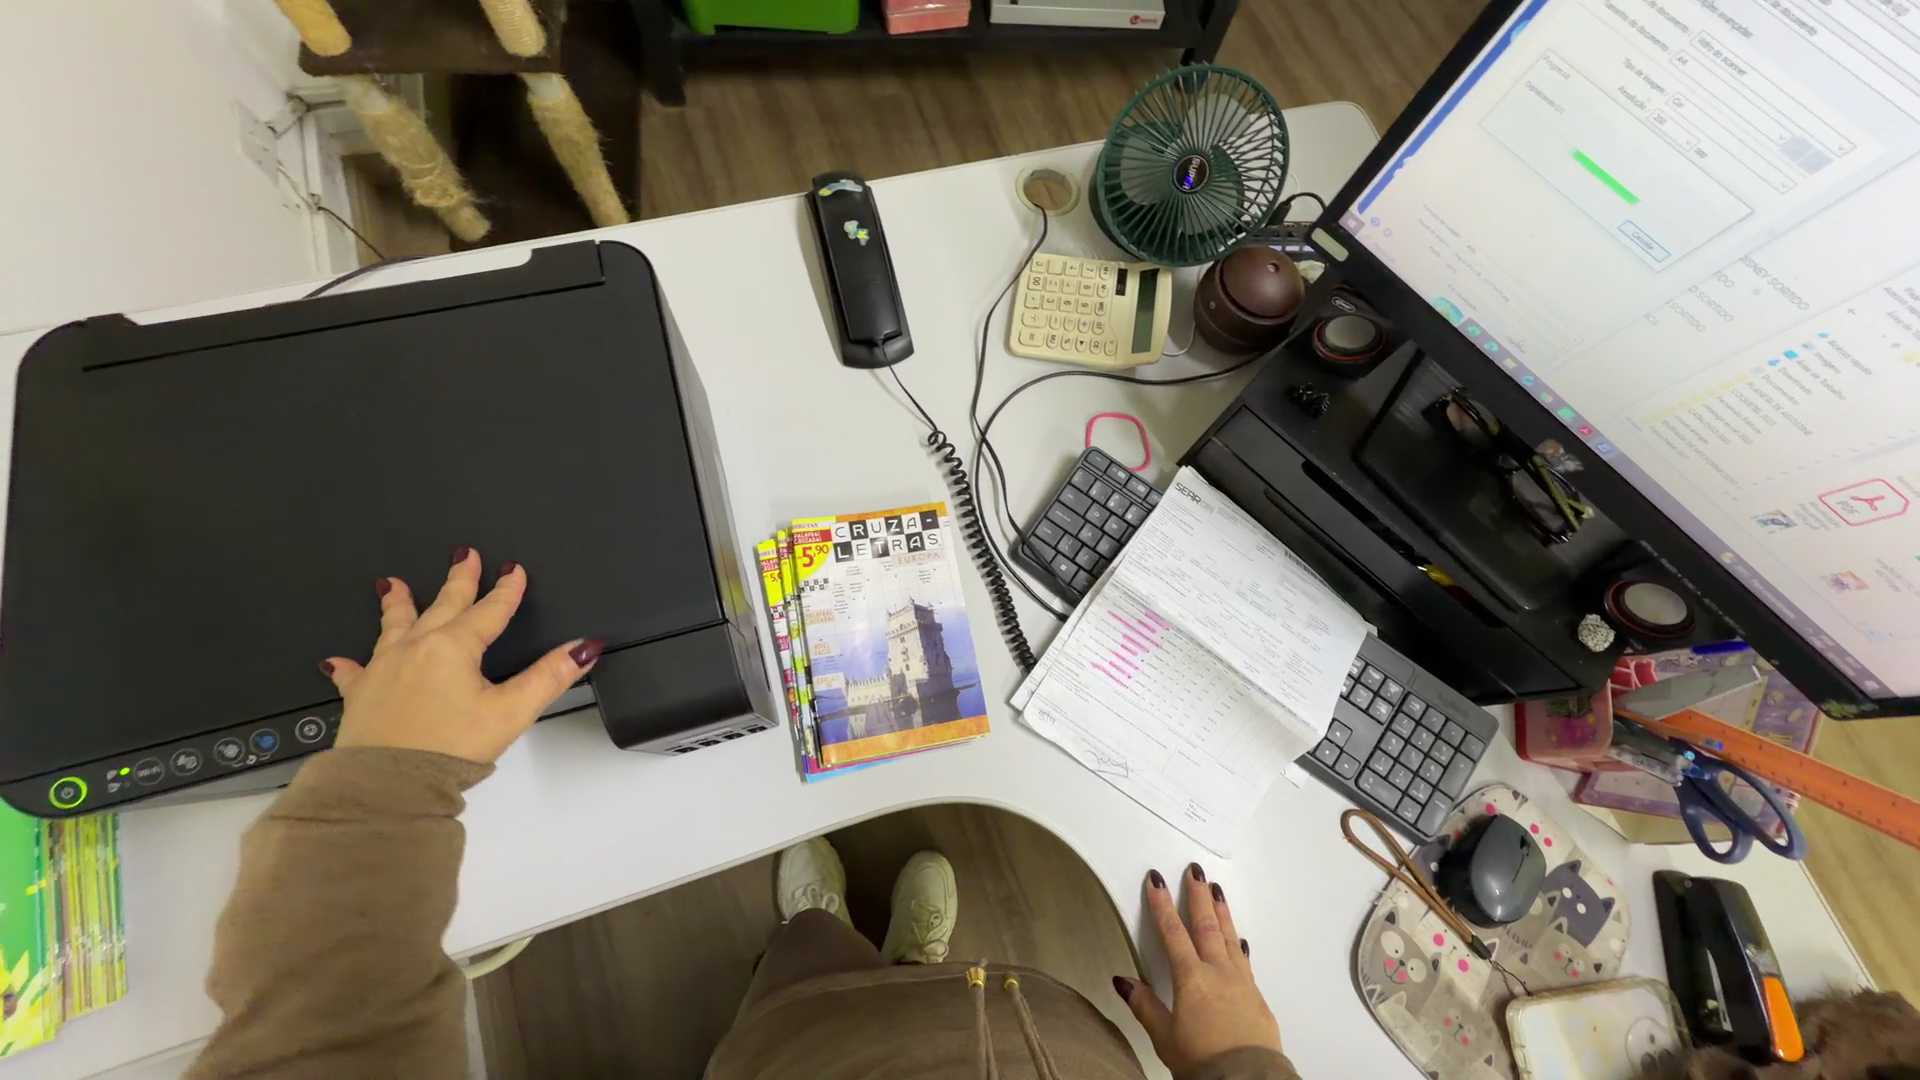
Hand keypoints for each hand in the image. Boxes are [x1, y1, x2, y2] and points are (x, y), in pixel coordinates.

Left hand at [320, 547, 602, 764]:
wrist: (384, 786)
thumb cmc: (444, 750)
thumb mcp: (512, 711)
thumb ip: (551, 676)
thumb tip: (583, 649)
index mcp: (452, 648)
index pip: (489, 610)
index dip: (506, 589)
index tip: (513, 572)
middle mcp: (415, 650)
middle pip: (443, 605)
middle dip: (458, 579)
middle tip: (464, 556)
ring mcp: (383, 670)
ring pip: (395, 626)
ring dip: (399, 604)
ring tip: (393, 585)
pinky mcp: (361, 696)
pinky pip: (353, 671)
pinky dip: (350, 663)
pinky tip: (340, 660)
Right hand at [1114, 863, 1281, 1076]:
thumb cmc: (1204, 1063)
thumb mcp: (1165, 1038)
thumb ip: (1145, 1006)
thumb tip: (1123, 981)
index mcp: (1191, 979)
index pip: (1172, 932)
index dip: (1161, 904)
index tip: (1156, 879)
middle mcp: (1218, 973)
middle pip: (1205, 925)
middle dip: (1197, 895)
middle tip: (1195, 870)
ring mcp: (1241, 983)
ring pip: (1229, 937)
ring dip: (1221, 912)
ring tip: (1217, 890)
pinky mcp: (1257, 998)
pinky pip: (1245, 962)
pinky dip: (1239, 945)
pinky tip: (1240, 940)